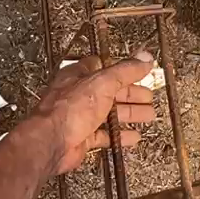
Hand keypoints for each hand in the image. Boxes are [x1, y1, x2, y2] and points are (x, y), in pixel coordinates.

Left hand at [24, 51, 156, 174]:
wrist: (51, 141)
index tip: (141, 71)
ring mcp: (79, 117)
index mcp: (80, 76)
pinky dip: (120, 136)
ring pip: (109, 114)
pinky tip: (133, 137)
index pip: (105, 68)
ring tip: (147, 115)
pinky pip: (105, 135)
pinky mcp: (82, 137)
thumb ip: (125, 70)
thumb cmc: (68, 109)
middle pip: (110, 92)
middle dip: (131, 94)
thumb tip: (145, 57)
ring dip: (129, 114)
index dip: (124, 70)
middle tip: (148, 97)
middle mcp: (78, 95)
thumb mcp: (102, 83)